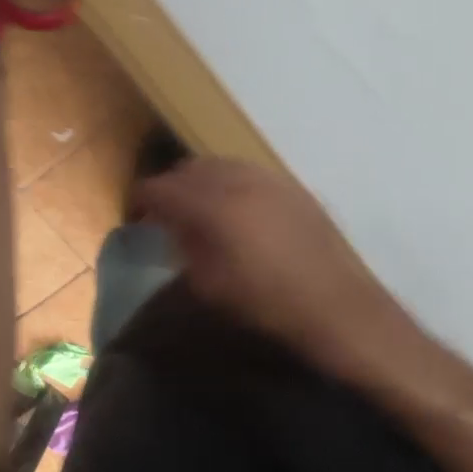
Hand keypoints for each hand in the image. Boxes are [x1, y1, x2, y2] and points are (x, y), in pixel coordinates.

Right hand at [134, 158, 410, 368]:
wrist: (336, 306)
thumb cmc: (267, 306)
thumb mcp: (210, 286)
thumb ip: (185, 248)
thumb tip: (174, 229)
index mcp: (213, 206)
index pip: (161, 188)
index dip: (142, 201)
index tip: (136, 217)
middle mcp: (240, 181)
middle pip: (191, 168)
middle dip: (172, 187)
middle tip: (166, 214)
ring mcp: (271, 179)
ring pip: (222, 165)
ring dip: (203, 182)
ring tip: (201, 210)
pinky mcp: (294, 187)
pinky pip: (251, 173)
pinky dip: (233, 184)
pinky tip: (238, 210)